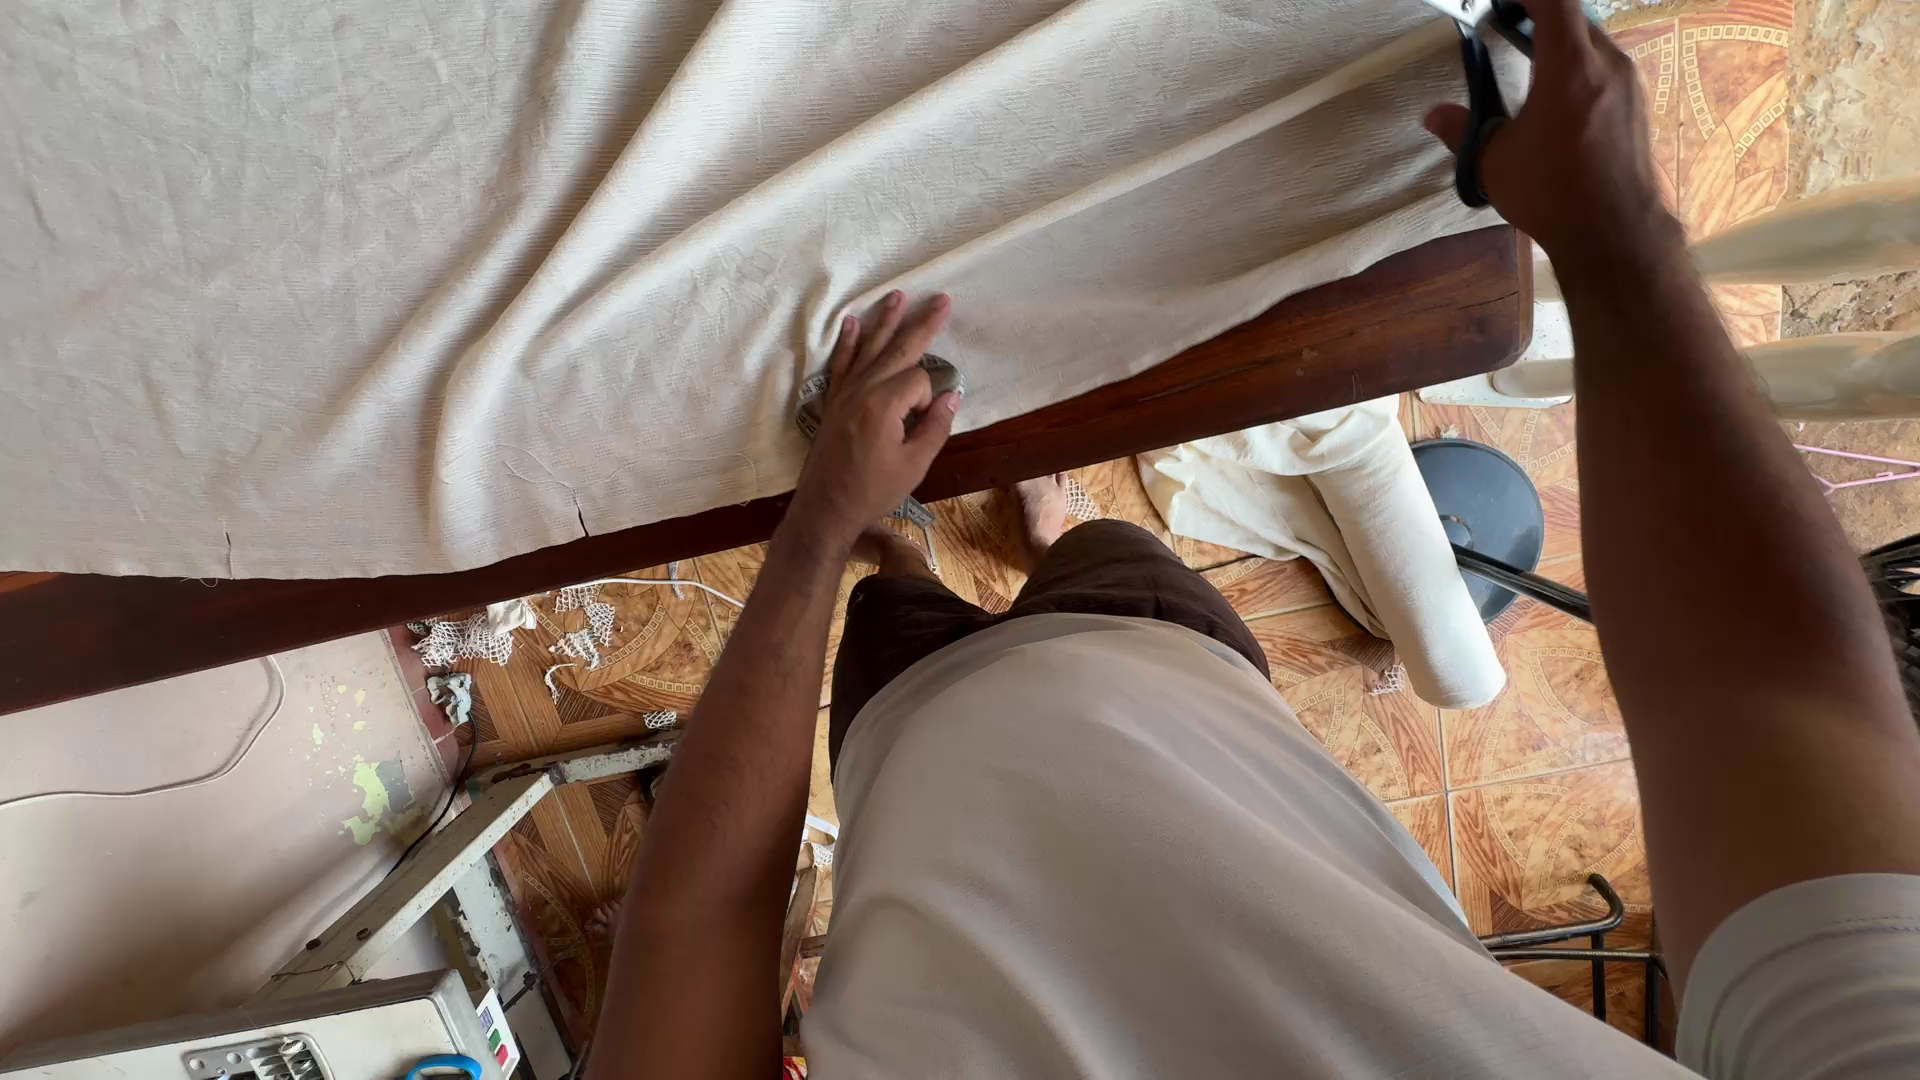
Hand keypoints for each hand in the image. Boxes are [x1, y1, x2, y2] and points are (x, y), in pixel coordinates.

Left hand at [787, 291, 960, 548]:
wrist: (825, 509)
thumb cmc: (872, 492)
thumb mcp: (915, 466)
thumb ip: (935, 427)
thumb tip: (951, 395)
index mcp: (882, 405)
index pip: (918, 380)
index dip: (929, 397)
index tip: (924, 421)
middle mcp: (861, 390)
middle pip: (896, 349)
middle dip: (921, 324)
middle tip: (942, 299)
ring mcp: (843, 393)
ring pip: (868, 349)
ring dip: (884, 321)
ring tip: (897, 295)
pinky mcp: (833, 402)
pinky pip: (841, 363)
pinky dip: (848, 342)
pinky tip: (852, 322)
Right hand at [1421, 0, 1680, 260]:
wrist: (1609, 224)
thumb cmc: (1547, 191)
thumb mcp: (1492, 162)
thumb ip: (1463, 131)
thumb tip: (1434, 115)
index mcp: (1569, 69)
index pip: (1557, 2)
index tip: (1503, 1)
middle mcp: (1607, 63)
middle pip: (1577, 18)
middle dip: (1543, 14)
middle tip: (1508, 24)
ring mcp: (1628, 80)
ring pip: (1592, 43)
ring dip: (1561, 44)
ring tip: (1529, 62)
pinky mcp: (1634, 102)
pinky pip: (1603, 68)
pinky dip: (1576, 68)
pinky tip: (1554, 98)